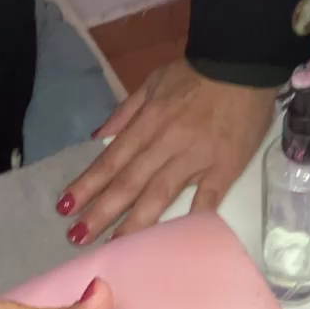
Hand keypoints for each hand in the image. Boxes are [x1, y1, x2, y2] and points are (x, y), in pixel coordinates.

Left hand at [56, 59, 274, 244]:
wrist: (243, 61)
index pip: (111, 160)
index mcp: (147, 123)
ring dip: (133, 223)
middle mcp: (165, 144)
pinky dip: (191, 218)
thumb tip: (99, 137)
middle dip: (101, 211)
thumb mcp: (154, 82)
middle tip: (77, 237)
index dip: (87, 185)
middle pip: (128, 183)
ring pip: (159, 195)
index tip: (66, 207)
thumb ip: (126, 112)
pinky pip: (206, 198)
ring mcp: (195, 159)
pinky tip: (174, 241)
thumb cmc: (197, 74)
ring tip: (113, 247)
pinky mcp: (223, 169)